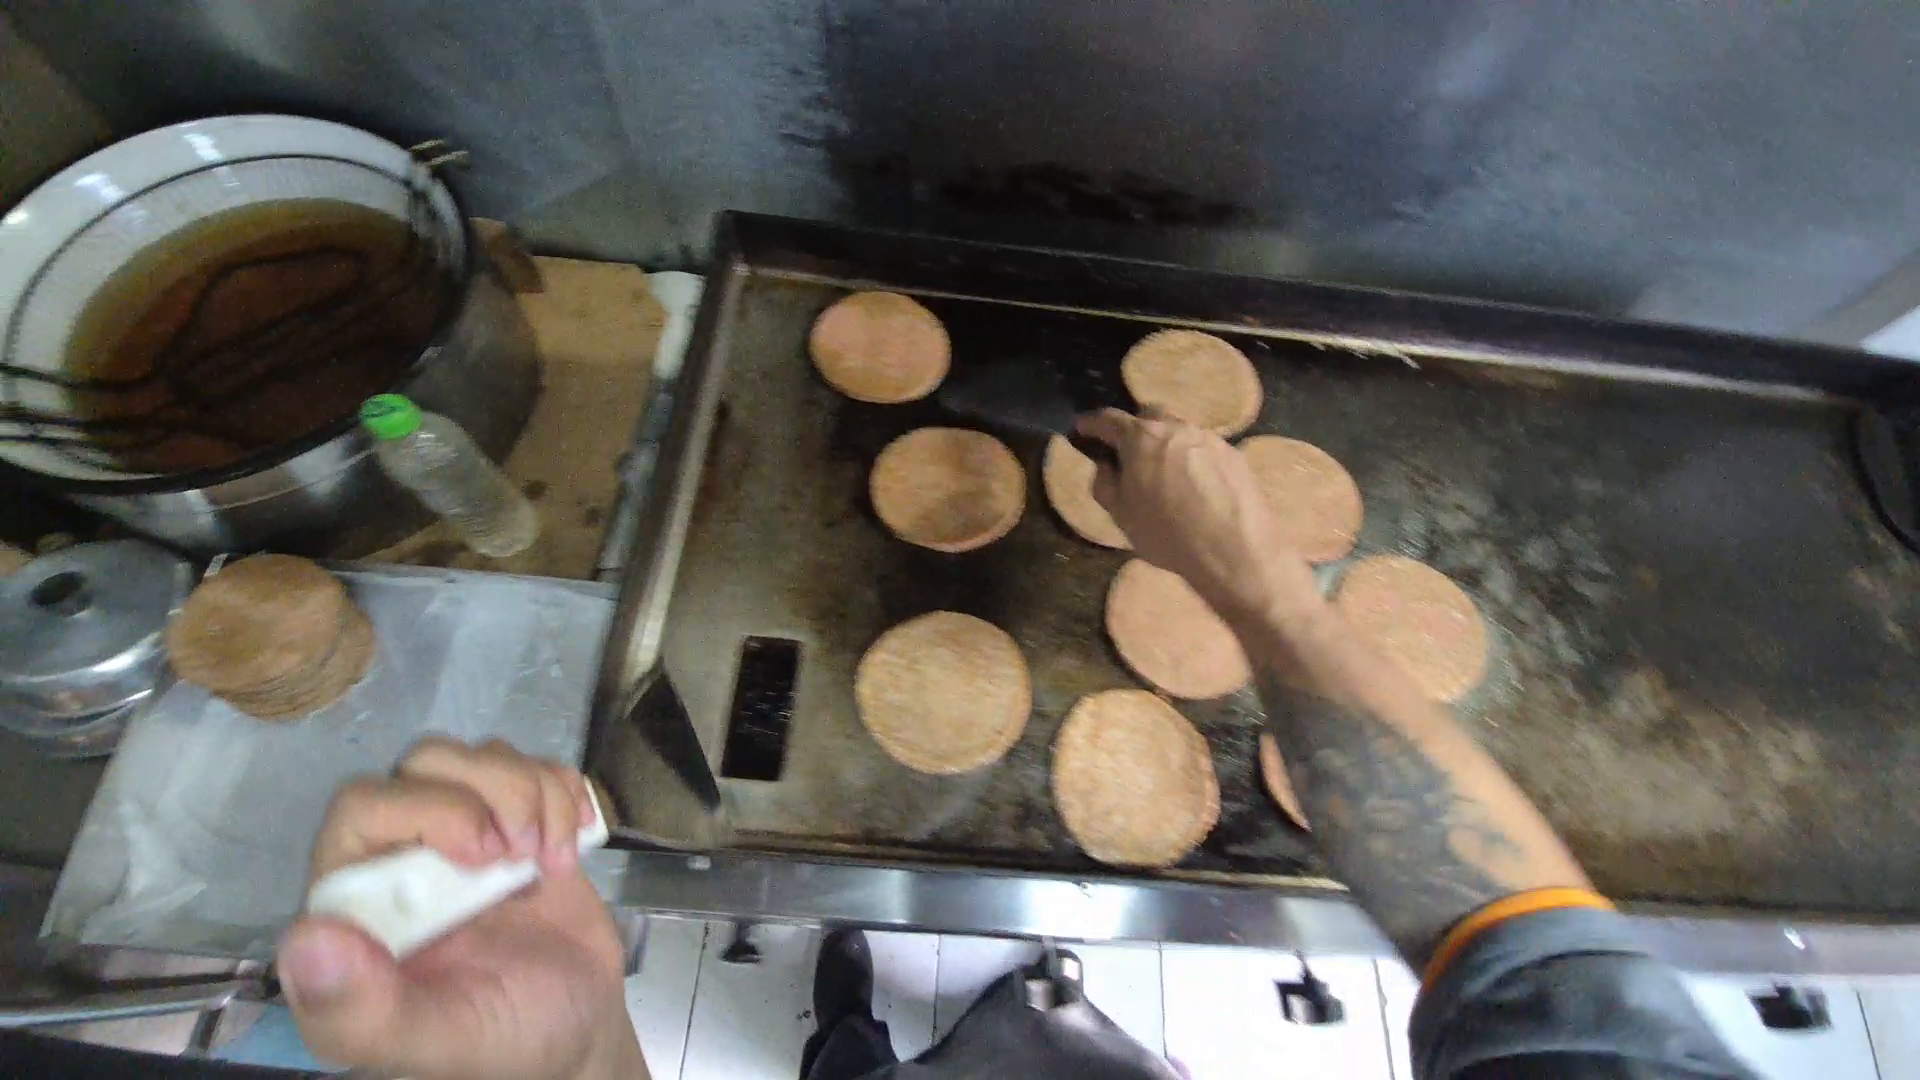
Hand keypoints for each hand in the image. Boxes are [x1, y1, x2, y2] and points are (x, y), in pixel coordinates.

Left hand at [277, 737, 643, 1079]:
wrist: (580, 1028)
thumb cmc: (501, 1044)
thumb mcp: (431, 1043)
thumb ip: (359, 1009)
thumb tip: (305, 938)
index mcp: (364, 904)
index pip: (365, 807)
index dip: (427, 810)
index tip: (483, 858)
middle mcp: (409, 857)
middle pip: (430, 762)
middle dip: (496, 793)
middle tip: (523, 855)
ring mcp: (473, 834)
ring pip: (488, 755)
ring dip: (537, 795)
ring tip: (554, 859)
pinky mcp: (529, 823)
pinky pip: (542, 768)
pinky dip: (569, 793)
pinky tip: (576, 843)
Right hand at [1076, 408, 1319, 626]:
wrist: (1235, 551)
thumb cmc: (1167, 534)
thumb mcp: (1121, 515)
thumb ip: (1105, 484)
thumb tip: (1106, 465)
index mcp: (1141, 439)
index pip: (1108, 419)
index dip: (1091, 423)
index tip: (1081, 428)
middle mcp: (1176, 428)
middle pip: (1149, 415)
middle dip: (1133, 426)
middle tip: (1126, 451)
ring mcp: (1209, 439)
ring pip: (1179, 430)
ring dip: (1165, 443)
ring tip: (1161, 472)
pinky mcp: (1234, 455)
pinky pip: (1203, 448)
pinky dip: (1190, 459)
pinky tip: (1193, 487)